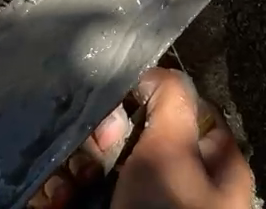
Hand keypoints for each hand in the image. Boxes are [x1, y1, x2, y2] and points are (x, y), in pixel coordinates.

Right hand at [31, 68, 253, 208]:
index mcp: (212, 163)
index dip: (146, 98)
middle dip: (98, 137)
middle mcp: (179, 183)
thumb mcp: (173, 150)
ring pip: (99, 167)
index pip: (179, 107)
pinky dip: (60, 193)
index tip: (119, 104)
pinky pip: (78, 196)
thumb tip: (155, 71)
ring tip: (65, 182)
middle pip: (131, 135)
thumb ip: (171, 99)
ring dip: (73, 167)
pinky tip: (53, 195)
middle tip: (93, 151)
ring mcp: (142, 206)